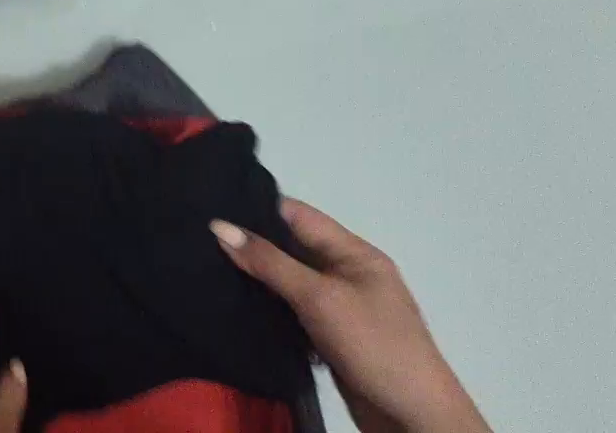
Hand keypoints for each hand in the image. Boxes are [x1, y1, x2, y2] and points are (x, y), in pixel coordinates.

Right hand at [211, 199, 490, 432]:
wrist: (416, 422)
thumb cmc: (374, 346)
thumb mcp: (319, 297)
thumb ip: (268, 261)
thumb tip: (217, 225)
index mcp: (354, 253)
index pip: (296, 214)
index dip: (255, 206)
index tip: (210, 203)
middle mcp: (346, 272)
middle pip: (289, 244)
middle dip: (249, 240)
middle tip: (199, 234)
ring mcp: (339, 305)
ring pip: (286, 277)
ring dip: (254, 274)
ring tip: (205, 262)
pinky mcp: (329, 334)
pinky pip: (289, 305)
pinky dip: (265, 302)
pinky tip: (233, 299)